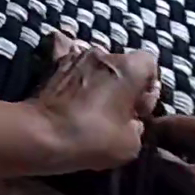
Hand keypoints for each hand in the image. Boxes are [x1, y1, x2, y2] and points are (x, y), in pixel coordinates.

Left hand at [26, 36, 159, 171]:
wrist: (45, 132)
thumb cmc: (95, 137)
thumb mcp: (133, 141)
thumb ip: (139, 120)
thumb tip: (131, 114)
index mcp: (126, 67)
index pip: (149, 63)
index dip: (148, 86)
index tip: (139, 107)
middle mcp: (101, 52)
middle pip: (122, 62)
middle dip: (124, 82)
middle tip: (118, 109)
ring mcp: (75, 54)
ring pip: (98, 61)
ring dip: (101, 77)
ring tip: (94, 102)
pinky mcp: (55, 61)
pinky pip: (70, 54)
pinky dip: (75, 64)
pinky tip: (74, 79)